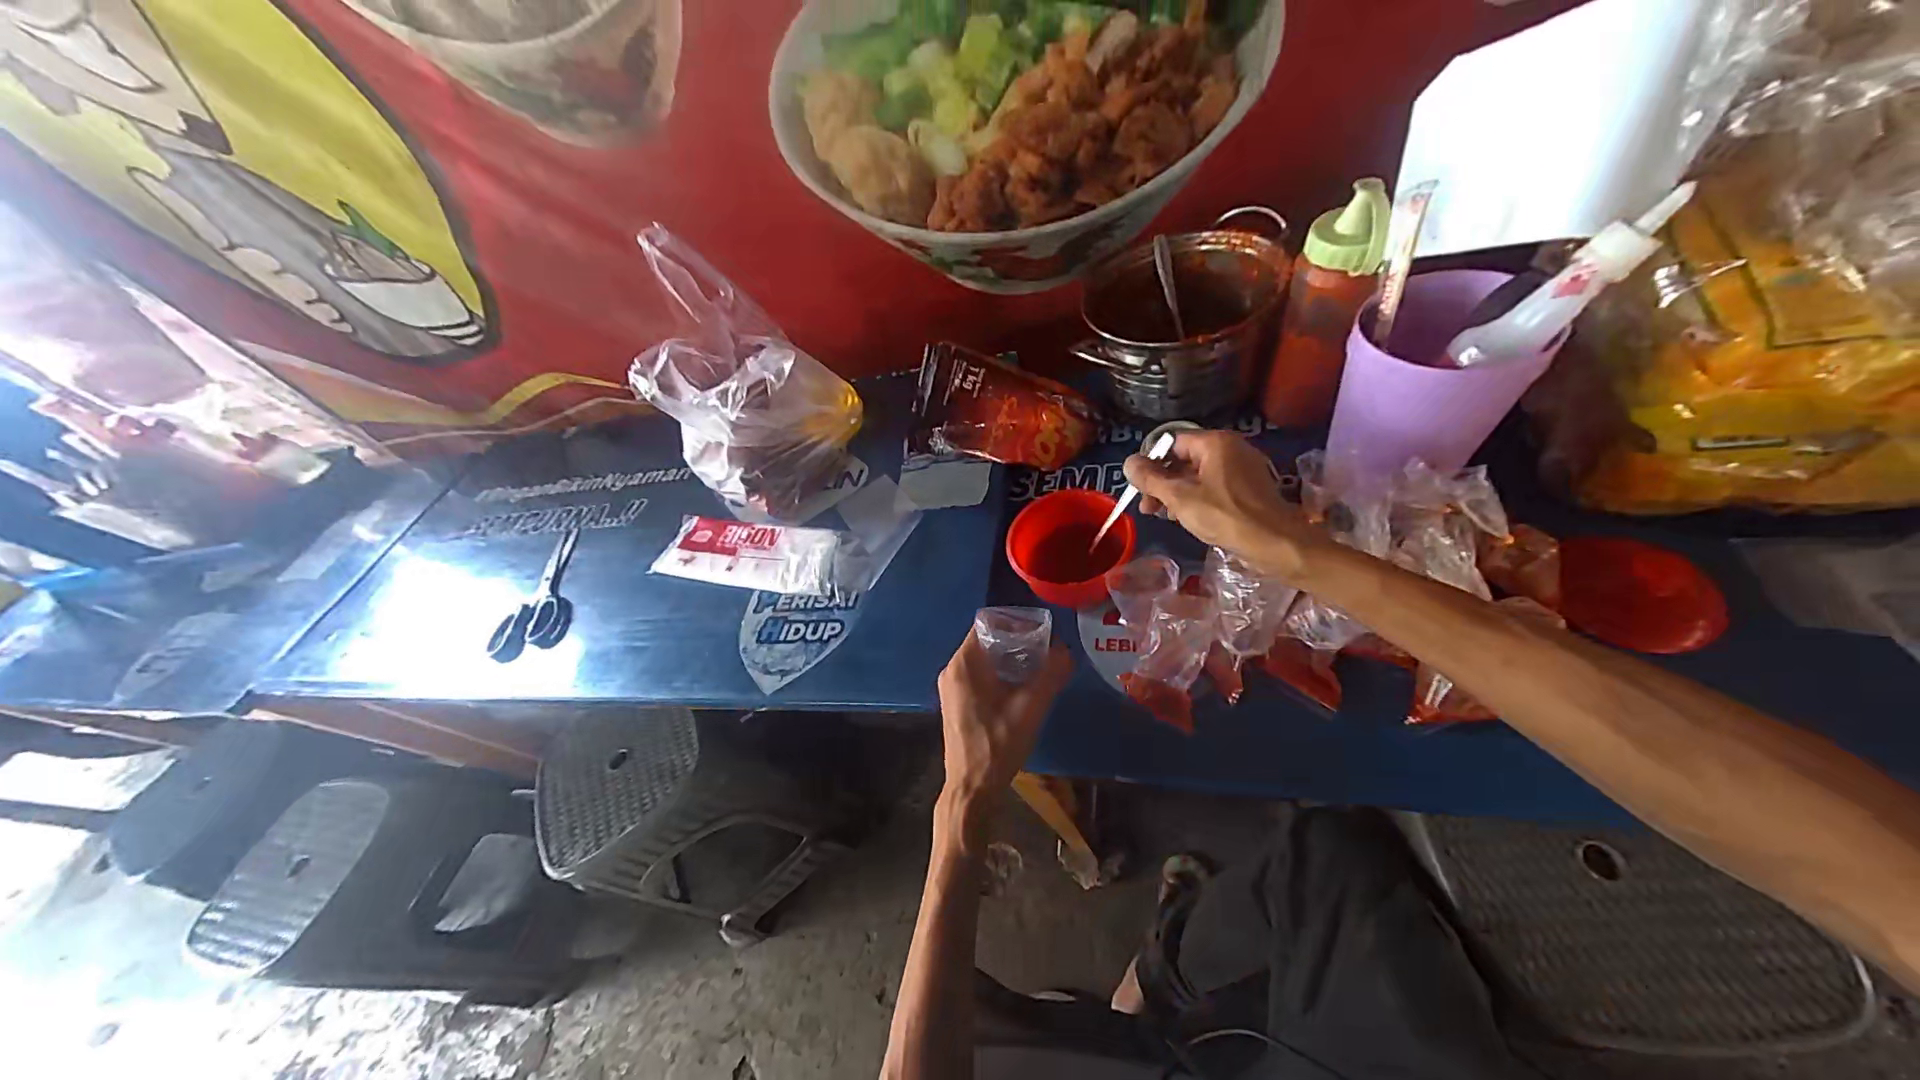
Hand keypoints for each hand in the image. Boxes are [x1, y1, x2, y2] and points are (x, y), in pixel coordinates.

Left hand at [935, 632, 1072, 813]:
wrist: (972, 788)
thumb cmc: (998, 745)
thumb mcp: (1030, 707)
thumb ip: (1050, 674)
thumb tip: (1066, 651)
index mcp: (964, 664)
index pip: (988, 623)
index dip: (1016, 622)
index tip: (1041, 631)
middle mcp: (953, 670)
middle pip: (986, 639)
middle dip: (1017, 640)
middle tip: (1045, 648)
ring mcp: (952, 687)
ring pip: (984, 658)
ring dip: (1010, 657)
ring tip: (1039, 665)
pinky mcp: (957, 702)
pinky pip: (980, 675)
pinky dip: (1001, 672)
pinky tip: (1023, 686)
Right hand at [1123, 430, 1328, 581]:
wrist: (1274, 543)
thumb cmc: (1224, 515)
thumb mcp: (1179, 497)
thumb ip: (1150, 479)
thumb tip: (1128, 462)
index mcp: (1215, 442)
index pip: (1172, 442)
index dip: (1151, 464)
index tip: (1141, 489)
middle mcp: (1232, 448)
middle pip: (1185, 459)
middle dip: (1163, 483)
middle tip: (1149, 508)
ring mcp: (1245, 468)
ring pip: (1199, 475)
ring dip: (1178, 493)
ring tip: (1167, 516)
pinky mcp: (1251, 488)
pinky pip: (1216, 486)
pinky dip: (1199, 499)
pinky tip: (1191, 519)